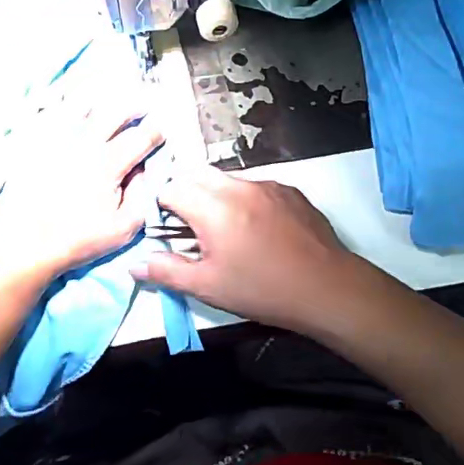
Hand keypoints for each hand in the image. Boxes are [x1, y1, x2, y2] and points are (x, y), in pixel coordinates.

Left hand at [0, 94, 163, 283]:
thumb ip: (142, 195)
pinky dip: (61, 99)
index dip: (156, 131)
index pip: (141, 137)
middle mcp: (83, 143)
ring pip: (81, 103)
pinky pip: (47, 110)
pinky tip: (68, 98)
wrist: (24, 244)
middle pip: (114, 110)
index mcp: (108, 163)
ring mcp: (55, 138)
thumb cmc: (77, 239)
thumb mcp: (125, 227)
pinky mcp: (31, 142)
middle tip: (144, 103)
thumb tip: (143, 171)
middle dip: (134, 103)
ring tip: (110, 90)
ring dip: (101, 94)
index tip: (161, 129)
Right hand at [132, 167, 381, 333]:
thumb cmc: (262, 289)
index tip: (165, 227)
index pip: (171, 187)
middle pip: (197, 175)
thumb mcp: (208, 286)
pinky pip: (256, 187)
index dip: (161, 206)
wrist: (326, 287)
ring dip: (215, 196)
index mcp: (213, 207)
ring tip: (224, 231)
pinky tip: (256, 230)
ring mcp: (268, 185)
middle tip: (189, 227)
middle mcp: (239, 186)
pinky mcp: (290, 192)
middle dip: (185, 194)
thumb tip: (137, 265)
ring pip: (228, 179)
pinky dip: (245, 201)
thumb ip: (167, 271)